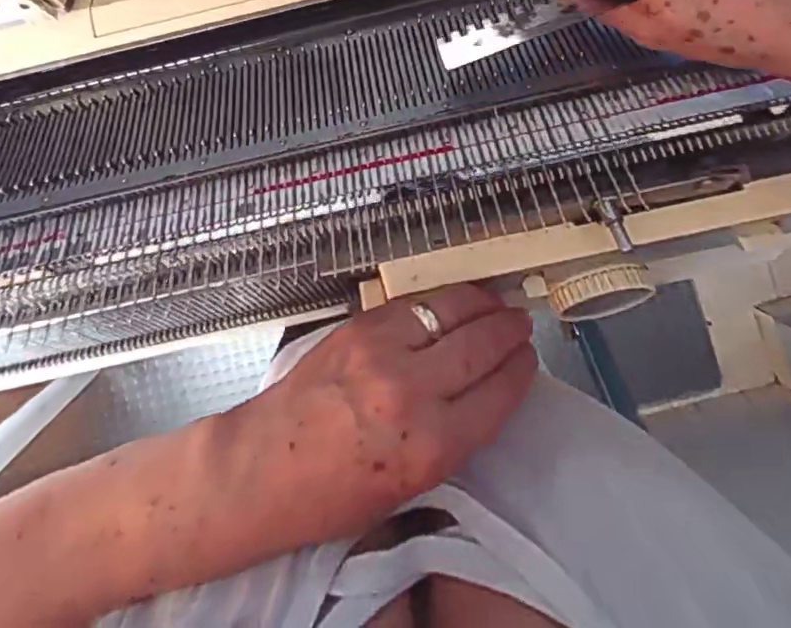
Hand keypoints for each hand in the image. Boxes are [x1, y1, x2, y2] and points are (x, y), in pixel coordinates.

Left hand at [235, 285, 536, 545]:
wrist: (263, 466)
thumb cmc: (329, 491)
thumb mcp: (409, 484)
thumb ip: (452, 437)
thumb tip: (483, 392)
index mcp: (431, 446)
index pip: (497, 396)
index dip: (519, 372)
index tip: (528, 360)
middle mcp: (412, 393)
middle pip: (480, 348)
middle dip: (508, 332)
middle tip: (520, 325)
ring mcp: (383, 352)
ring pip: (451, 312)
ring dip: (481, 304)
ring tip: (496, 304)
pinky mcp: (360, 327)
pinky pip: (415, 303)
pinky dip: (441, 299)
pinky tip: (454, 301)